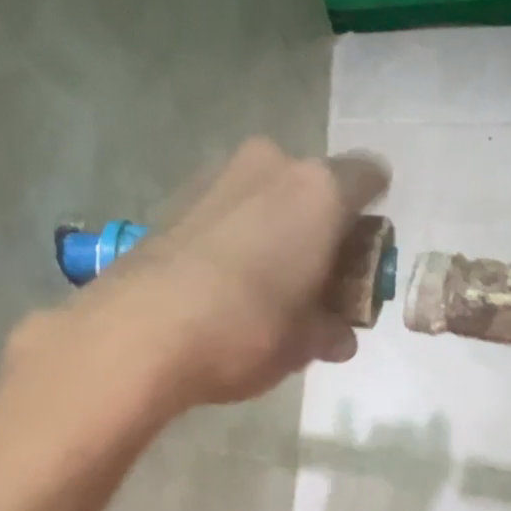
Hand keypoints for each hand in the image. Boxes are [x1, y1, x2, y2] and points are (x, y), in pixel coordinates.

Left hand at [4, 138, 388, 417]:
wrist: (139, 333)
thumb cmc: (244, 331)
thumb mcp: (302, 344)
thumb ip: (329, 331)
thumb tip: (339, 335)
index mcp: (317, 190)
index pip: (368, 178)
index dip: (371, 219)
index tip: (360, 260)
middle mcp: (269, 166)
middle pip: (311, 188)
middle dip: (318, 231)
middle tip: (312, 285)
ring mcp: (214, 179)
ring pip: (262, 200)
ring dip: (271, 235)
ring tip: (261, 292)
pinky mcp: (171, 203)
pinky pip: (222, 216)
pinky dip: (231, 241)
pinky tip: (219, 289)